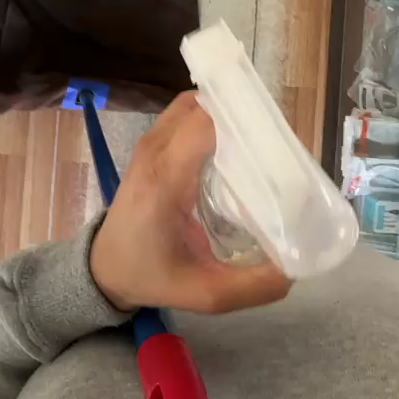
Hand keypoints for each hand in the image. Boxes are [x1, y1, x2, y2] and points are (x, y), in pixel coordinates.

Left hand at [89, 93, 291, 314]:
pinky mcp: (150, 145)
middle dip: (241, 115)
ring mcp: (149, 144)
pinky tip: (232, 147)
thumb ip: (252, 286)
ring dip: (225, 114)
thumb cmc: (150, 275)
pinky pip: (185, 116)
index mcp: (164, 179)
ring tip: (257, 143)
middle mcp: (155, 151)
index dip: (243, 122)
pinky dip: (210, 120)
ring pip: (193, 105)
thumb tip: (295, 269)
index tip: (277, 142)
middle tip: (274, 144)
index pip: (205, 123)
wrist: (104, 269)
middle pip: (203, 106)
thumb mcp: (203, 293)